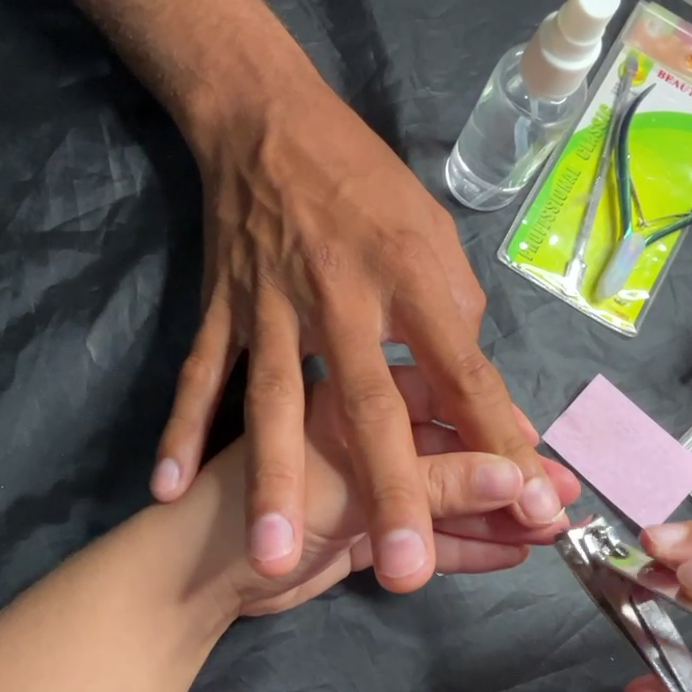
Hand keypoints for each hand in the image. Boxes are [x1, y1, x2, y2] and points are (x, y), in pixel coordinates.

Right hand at [152, 77, 562, 593]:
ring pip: (276, 403)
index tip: (522, 504)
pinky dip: (183, 429)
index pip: (462, 369)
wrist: (266, 118)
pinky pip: (200, 374)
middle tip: (405, 572)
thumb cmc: (364, 178)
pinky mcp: (220, 306)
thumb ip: (453, 312)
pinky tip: (169, 488)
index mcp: (409, 275)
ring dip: (274, 481)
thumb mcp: (432, 230)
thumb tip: (469, 386)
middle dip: (391, 489)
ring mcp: (271, 305)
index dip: (496, 436)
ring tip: (275, 556)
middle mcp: (342, 296)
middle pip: (371, 405)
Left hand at [207, 366, 578, 618]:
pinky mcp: (347, 533)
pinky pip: (406, 535)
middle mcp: (356, 427)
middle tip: (559, 498)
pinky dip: (458, 547)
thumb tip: (509, 468)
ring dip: (491, 510)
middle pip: (449, 447)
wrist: (179, 568)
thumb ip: (425, 476)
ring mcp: (352, 482)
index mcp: (347, 388)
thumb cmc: (242, 499)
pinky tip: (507, 554)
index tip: (544, 457)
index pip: (441, 398)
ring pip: (434, 492)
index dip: (496, 431)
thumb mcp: (340, 480)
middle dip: (504, 474)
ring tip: (550, 529)